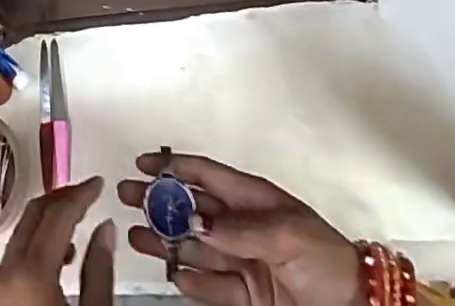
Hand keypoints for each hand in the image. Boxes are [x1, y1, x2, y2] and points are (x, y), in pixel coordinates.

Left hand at [0, 176, 115, 305]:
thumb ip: (100, 271)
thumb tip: (106, 229)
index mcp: (31, 272)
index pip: (58, 214)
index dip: (81, 193)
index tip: (97, 183)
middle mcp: (7, 273)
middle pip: (34, 214)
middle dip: (63, 197)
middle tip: (87, 192)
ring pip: (22, 231)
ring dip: (49, 217)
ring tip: (76, 216)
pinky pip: (15, 253)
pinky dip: (37, 240)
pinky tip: (59, 251)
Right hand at [119, 152, 360, 305]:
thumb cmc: (327, 260)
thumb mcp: (288, 235)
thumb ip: (241, 228)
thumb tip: (197, 221)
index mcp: (252, 198)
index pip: (205, 174)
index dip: (174, 166)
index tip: (144, 162)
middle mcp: (240, 225)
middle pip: (191, 208)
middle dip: (158, 201)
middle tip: (127, 196)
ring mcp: (240, 259)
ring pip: (192, 246)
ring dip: (164, 240)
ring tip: (136, 236)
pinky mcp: (244, 294)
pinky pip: (208, 285)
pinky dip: (188, 279)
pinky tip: (171, 272)